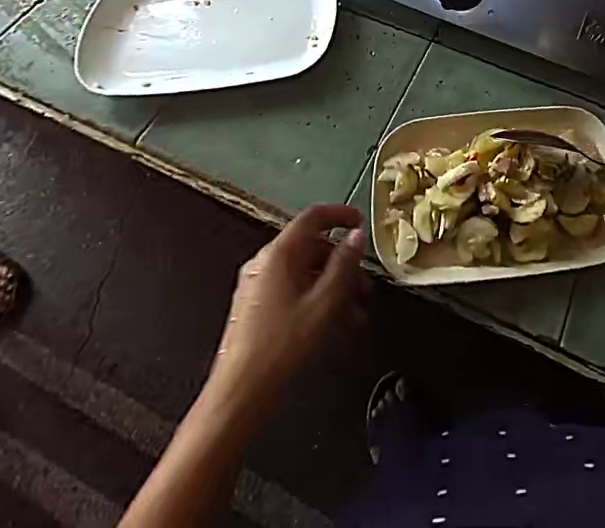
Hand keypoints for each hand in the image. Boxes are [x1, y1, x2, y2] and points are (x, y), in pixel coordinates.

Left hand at [207, 203, 365, 410]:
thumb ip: (343, 266)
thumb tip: (356, 238)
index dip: (339, 214)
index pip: (312, 217)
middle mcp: (264, 263)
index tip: (360, 221)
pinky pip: (293, 288)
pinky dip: (315, 296)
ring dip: (332, 284)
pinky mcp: (257, 305)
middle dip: (341, 262)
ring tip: (353, 310)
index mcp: (277, 255)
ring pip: (303, 270)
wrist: (240, 390)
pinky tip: (333, 321)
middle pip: (310, 247)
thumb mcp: (323, 304)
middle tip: (364, 282)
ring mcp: (259, 284)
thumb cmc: (279, 347)